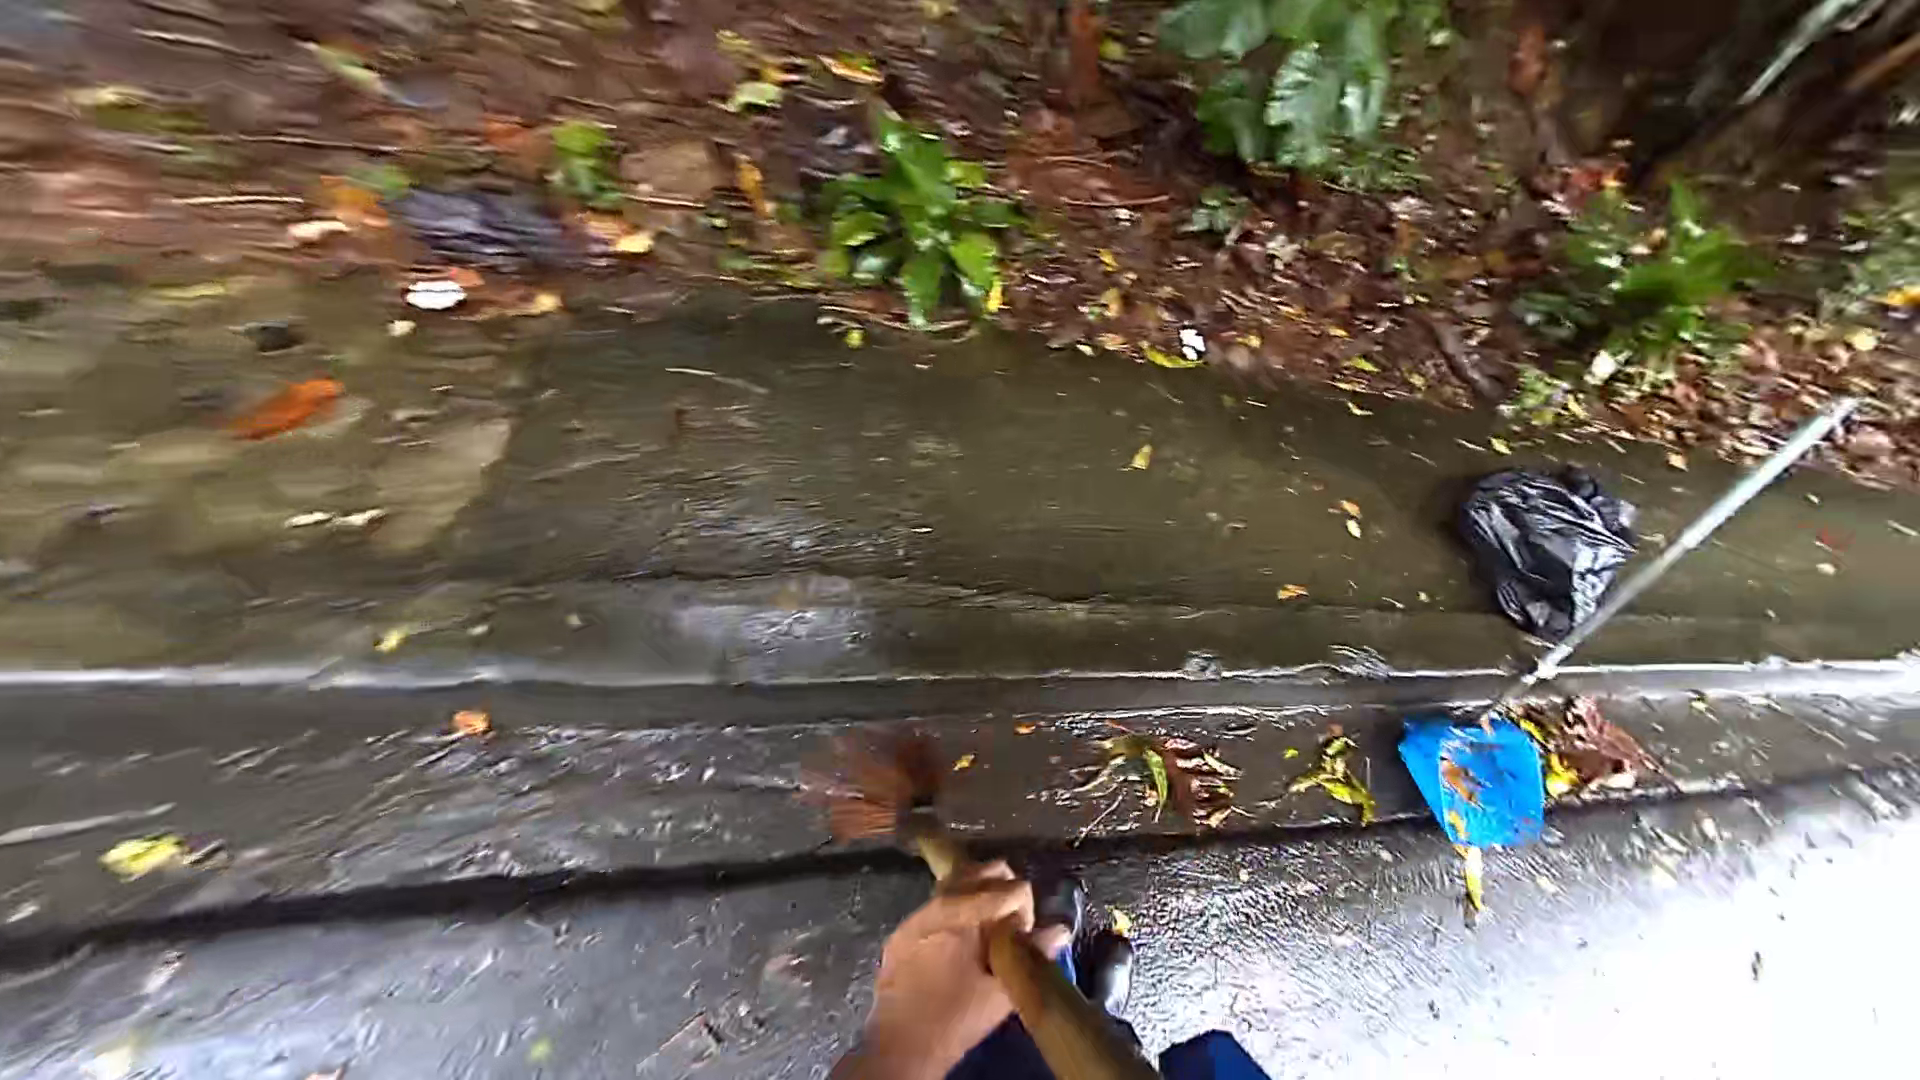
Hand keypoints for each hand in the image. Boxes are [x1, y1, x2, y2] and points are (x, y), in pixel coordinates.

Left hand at [834, 861, 1070, 1079]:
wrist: (899, 1044)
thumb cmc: (955, 1019)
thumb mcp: (1000, 993)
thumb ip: (1032, 955)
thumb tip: (1061, 930)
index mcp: (967, 911)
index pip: (1014, 887)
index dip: (1026, 911)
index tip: (1022, 937)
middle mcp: (943, 898)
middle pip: (988, 870)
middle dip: (1006, 891)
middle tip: (1009, 926)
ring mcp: (921, 908)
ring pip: (961, 878)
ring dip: (981, 893)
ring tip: (987, 929)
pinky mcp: (906, 924)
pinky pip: (939, 899)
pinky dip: (957, 907)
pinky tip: (959, 938)